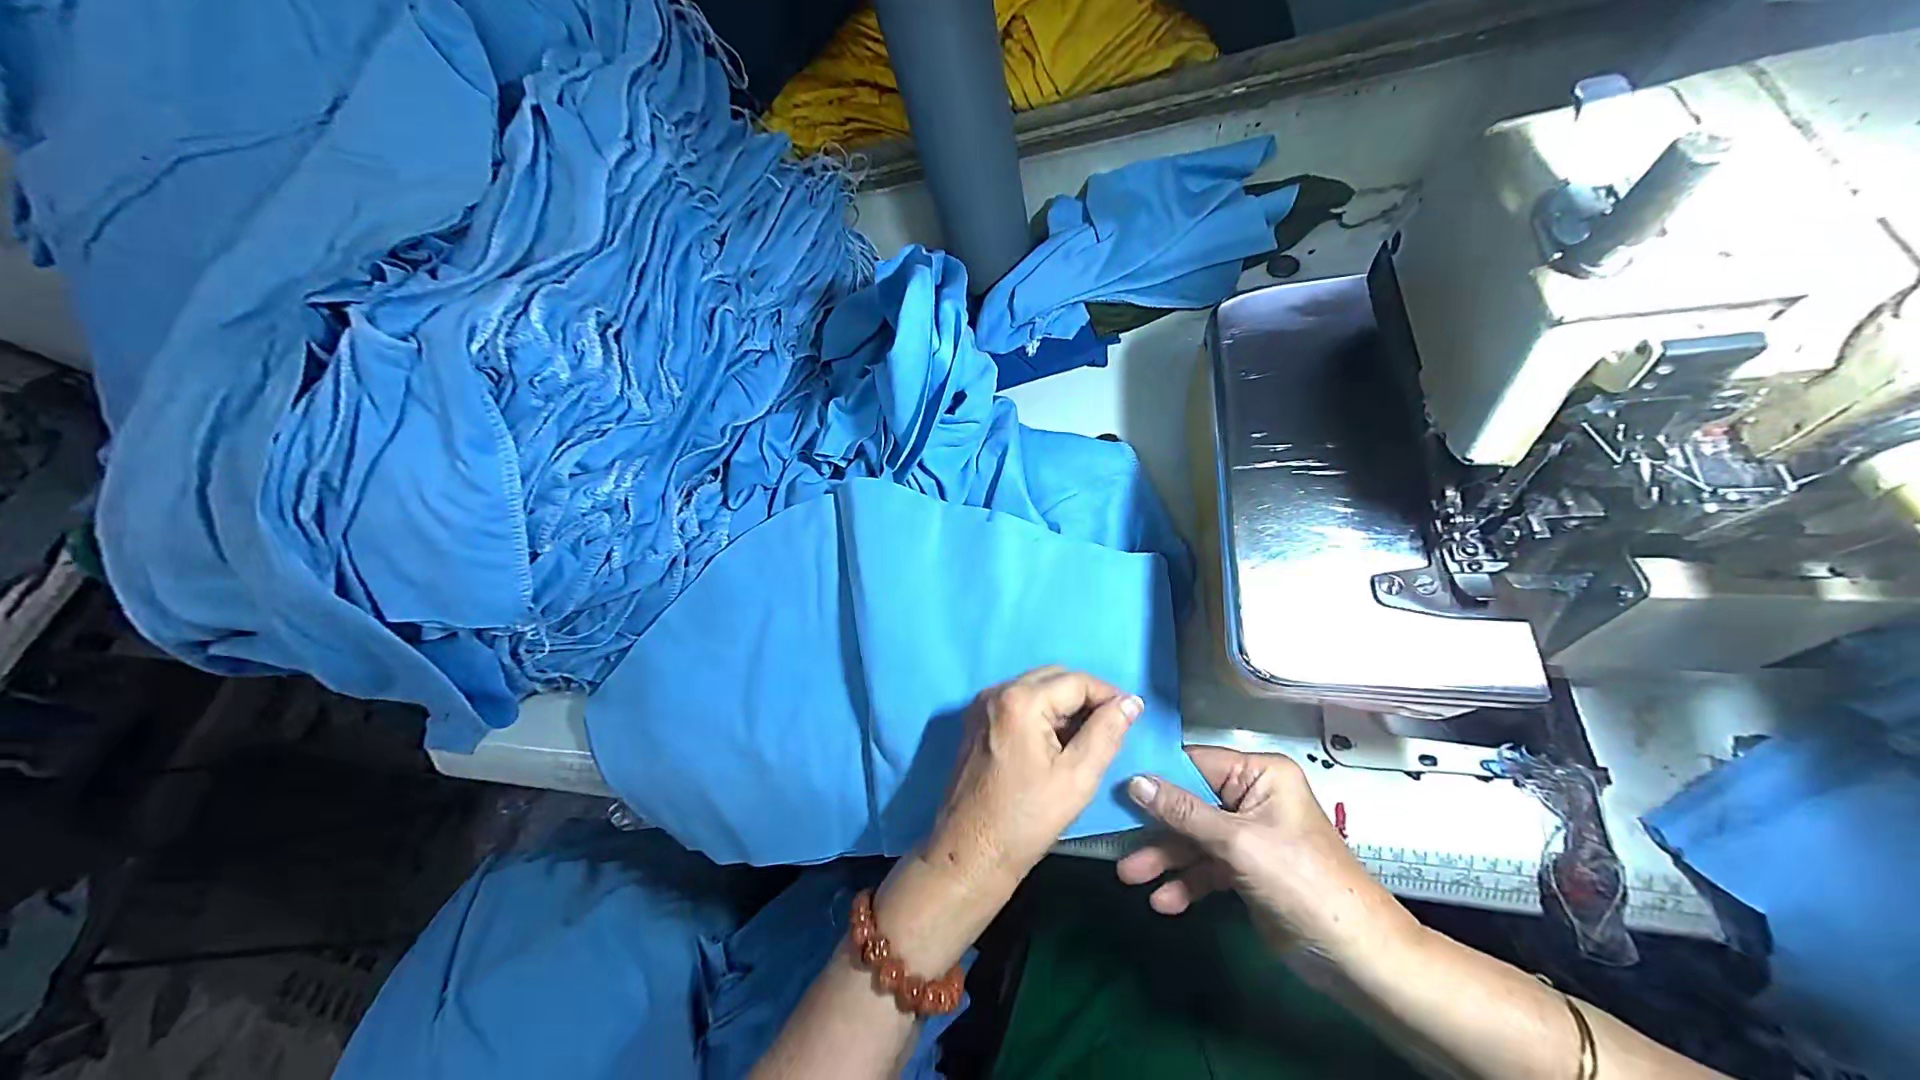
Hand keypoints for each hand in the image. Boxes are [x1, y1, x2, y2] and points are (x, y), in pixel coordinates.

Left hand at [872, 668, 1142, 975]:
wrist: (970, 853)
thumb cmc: (1026, 819)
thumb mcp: (1078, 778)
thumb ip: (1107, 732)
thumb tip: (1130, 701)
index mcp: (1020, 700)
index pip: (1077, 680)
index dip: (1109, 695)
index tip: (1130, 717)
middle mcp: (996, 692)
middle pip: (1054, 677)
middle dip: (1086, 697)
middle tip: (1109, 729)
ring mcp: (981, 706)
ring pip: (1036, 688)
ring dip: (1064, 706)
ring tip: (1086, 740)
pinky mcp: (976, 722)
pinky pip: (1018, 703)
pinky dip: (1042, 714)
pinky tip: (1055, 744)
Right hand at [1116, 746, 1418, 961]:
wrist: (1355, 957)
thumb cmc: (1301, 882)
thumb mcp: (1237, 842)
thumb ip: (1182, 811)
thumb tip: (1133, 780)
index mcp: (1260, 774)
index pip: (1194, 763)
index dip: (1155, 775)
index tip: (1114, 784)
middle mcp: (1251, 797)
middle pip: (1188, 803)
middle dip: (1155, 827)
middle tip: (1116, 839)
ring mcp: (1248, 835)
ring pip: (1193, 838)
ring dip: (1164, 858)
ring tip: (1131, 877)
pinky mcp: (1246, 869)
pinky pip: (1206, 866)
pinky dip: (1186, 881)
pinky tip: (1165, 901)